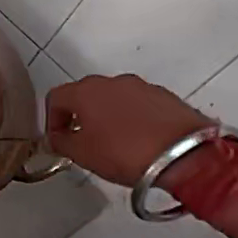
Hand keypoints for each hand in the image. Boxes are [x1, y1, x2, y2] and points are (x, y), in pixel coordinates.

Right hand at [45, 74, 212, 187]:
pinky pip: (138, 104)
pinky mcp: (166, 96)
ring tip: (113, 142)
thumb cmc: (124, 153)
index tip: (58, 140)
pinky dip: (132, 117)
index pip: (55, 97)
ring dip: (106, 115)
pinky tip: (138, 140)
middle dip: (79, 115)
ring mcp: (141, 86)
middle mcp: (112, 81)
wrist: (186, 156)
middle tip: (82, 140)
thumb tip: (56, 138)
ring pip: (113, 97)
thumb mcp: (82, 154)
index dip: (51, 120)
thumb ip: (61, 143)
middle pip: (85, 94)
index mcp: (86, 91)